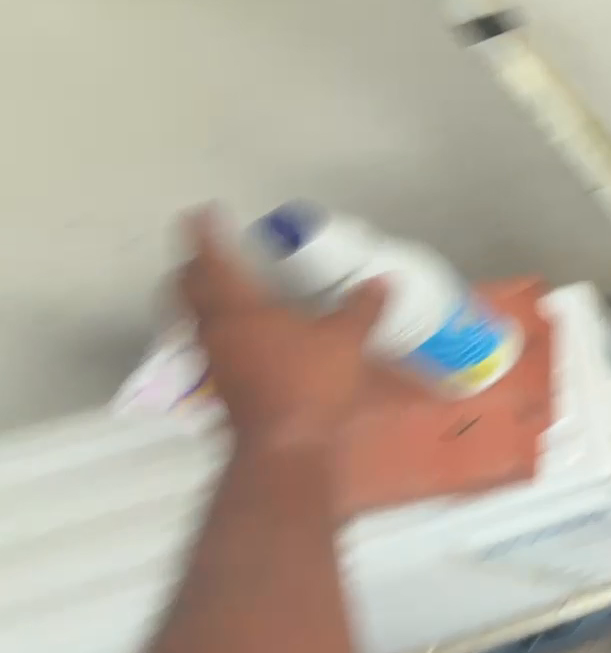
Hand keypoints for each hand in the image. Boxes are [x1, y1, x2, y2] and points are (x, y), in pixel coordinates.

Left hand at [178, 209, 386, 450]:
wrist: (287, 440)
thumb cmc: (312, 381)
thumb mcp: (348, 340)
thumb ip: (362, 308)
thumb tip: (381, 282)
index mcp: (239, 309)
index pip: (213, 261)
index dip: (207, 234)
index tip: (206, 212)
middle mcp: (215, 327)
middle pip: (187, 286)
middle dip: (194, 264)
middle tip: (208, 250)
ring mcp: (213, 355)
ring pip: (192, 313)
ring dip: (200, 294)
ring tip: (220, 286)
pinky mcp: (222, 378)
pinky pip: (209, 336)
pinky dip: (217, 321)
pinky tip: (242, 329)